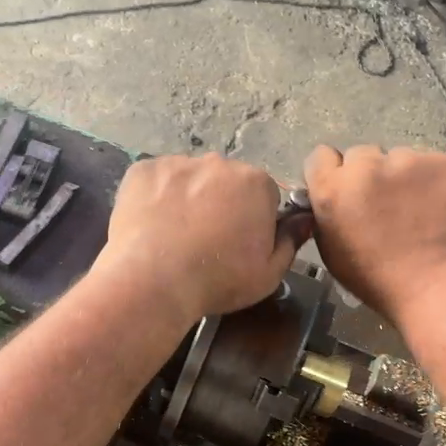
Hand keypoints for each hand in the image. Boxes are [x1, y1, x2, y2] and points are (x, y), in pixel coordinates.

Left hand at [94, 154, 299, 320]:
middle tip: (204, 241)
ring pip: (188, 178)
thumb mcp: (268, 274)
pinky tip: (150, 226)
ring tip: (173, 236)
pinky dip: (153, 197)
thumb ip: (290, 241)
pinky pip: (154, 180)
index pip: (262, 193)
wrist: (154, 282)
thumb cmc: (217, 281)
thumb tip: (303, 219)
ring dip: (186, 199)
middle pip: (224, 181)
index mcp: (256, 182)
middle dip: (218, 203)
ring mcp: (177, 163)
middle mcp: (219, 162)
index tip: (238, 243)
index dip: (251, 219)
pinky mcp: (142, 170)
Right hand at [303, 145, 445, 324]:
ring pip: (400, 158)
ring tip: (418, 210)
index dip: (331, 172)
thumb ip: (326, 215)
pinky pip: (432, 165)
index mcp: (332, 190)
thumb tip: (333, 198)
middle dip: (368, 174)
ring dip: (403, 177)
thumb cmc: (378, 280)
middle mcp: (366, 166)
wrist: (440, 283)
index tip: (344, 189)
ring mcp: (409, 159)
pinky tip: (441, 208)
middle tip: (384, 204)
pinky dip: (434, 182)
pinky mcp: (444, 161)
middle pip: (361, 155)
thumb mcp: (332, 252)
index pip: (320, 156)